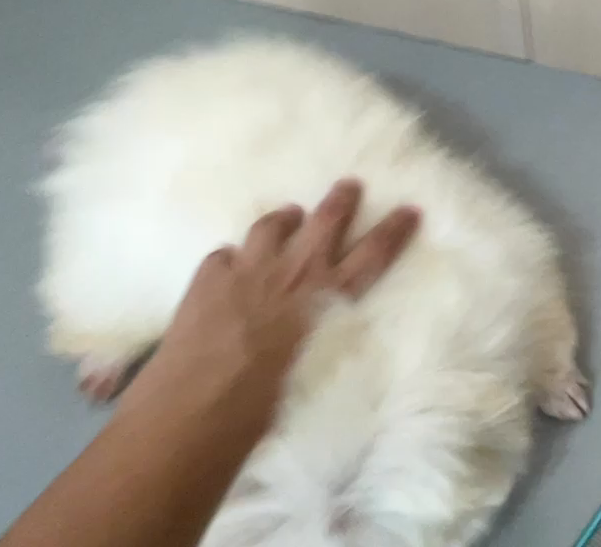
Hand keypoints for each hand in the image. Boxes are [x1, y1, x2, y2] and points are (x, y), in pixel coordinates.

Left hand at [120, 179, 419, 428]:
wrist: (190, 414)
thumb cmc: (267, 404)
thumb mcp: (318, 366)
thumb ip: (327, 335)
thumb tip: (331, 330)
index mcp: (331, 296)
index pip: (375, 253)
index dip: (395, 229)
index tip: (410, 210)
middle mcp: (295, 274)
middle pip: (326, 222)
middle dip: (341, 199)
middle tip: (348, 185)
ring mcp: (247, 272)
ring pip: (270, 227)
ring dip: (282, 220)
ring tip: (287, 217)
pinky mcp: (205, 283)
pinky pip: (221, 256)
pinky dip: (229, 258)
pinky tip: (228, 266)